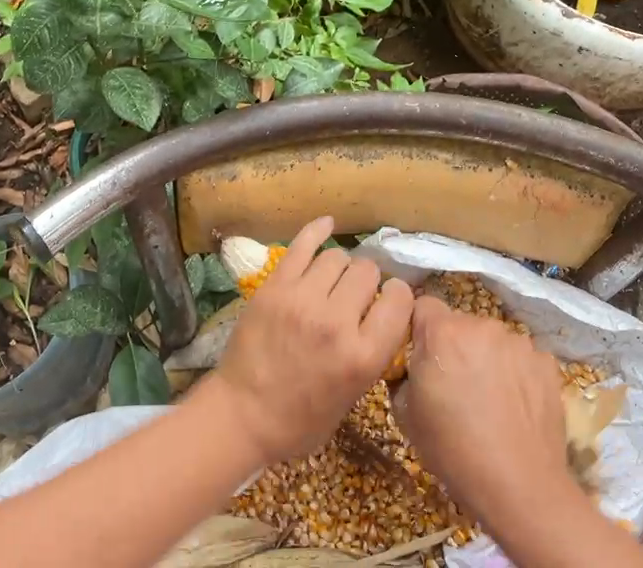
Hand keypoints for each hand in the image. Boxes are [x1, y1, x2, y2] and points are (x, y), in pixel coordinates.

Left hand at [205, 216, 413, 464]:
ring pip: (337, 257)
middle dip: (368, 280)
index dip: (397, 296)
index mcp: (363, 355)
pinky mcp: (274, 287)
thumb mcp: (354, 396)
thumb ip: (373, 352)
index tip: (389, 299)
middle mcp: (337, 322)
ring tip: (334, 278)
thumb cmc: (301, 418)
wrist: (243, 414)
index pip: (399, 300)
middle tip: (355, 293)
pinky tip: (327, 224)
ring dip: (341, 265)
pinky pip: (302, 246)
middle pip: (367, 272)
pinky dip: (317, 230)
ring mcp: (303, 300)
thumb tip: (385, 314)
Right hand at [391, 296, 573, 529]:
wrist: (518, 486)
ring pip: (492, 340)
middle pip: (460, 323)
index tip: (420, 356)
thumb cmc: (452, 449)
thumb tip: (412, 368)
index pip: (422, 305)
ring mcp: (518, 343)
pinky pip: (522, 357)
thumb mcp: (405, 413)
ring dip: (486, 357)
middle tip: (454, 384)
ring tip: (490, 397)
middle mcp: (481, 326)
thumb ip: (404, 374)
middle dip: (454, 346)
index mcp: (441, 332)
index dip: (418, 329)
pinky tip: (516, 404)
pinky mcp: (546, 363)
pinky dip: (516, 372)